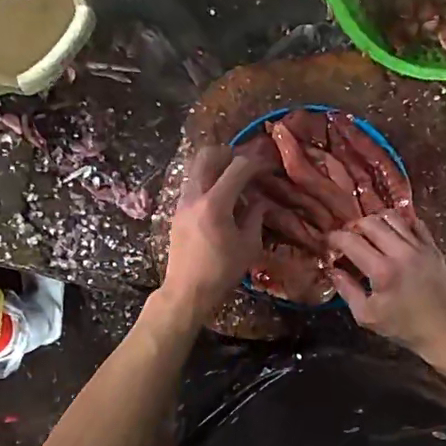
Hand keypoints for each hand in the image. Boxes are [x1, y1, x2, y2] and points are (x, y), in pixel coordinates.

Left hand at [157, 145, 263, 324]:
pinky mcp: (177, 211)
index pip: (237, 168)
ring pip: (196, 168)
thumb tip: (259, 200)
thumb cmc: (222, 271)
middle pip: (207, 156)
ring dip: (216, 167)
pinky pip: (193, 184)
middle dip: (229, 154)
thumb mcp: (249, 246)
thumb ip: (255, 216)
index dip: (256, 163)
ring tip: (233, 182)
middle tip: (245, 166)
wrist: (187, 290)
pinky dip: (207, 182)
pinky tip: (221, 200)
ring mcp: (182, 202)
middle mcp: (194, 197)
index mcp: (215, 204)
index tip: (268, 167)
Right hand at [327, 209, 445, 355]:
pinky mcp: (431, 247)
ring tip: (369, 235)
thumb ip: (347, 290)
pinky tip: (392, 236)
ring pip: (392, 217)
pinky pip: (413, 222)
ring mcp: (419, 247)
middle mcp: (400, 252)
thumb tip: (333, 270)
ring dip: (375, 222)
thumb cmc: (403, 326)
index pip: (350, 241)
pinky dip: (399, 223)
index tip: (328, 244)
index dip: (334, 239)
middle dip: (353, 227)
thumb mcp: (367, 316)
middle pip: (370, 222)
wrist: (443, 329)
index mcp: (382, 271)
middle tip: (348, 240)